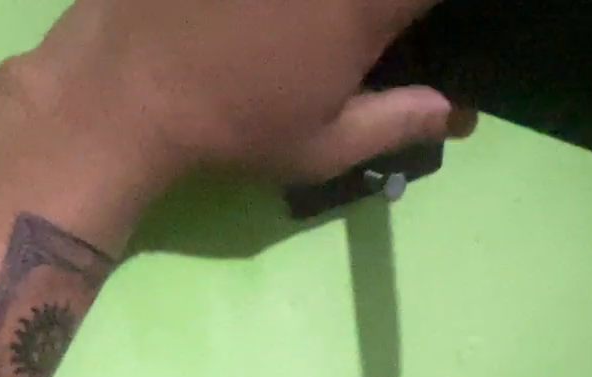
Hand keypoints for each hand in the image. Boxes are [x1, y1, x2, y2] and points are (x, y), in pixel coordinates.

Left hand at [18, 0, 470, 182]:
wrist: (132, 88)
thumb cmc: (234, 129)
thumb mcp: (321, 146)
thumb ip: (398, 123)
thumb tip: (459, 116)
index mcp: (371, 1)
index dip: (433, 14)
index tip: (409, 31)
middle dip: (382, 12)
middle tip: (363, 31)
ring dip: (332, 9)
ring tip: (304, 29)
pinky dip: (283, 2)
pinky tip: (262, 16)